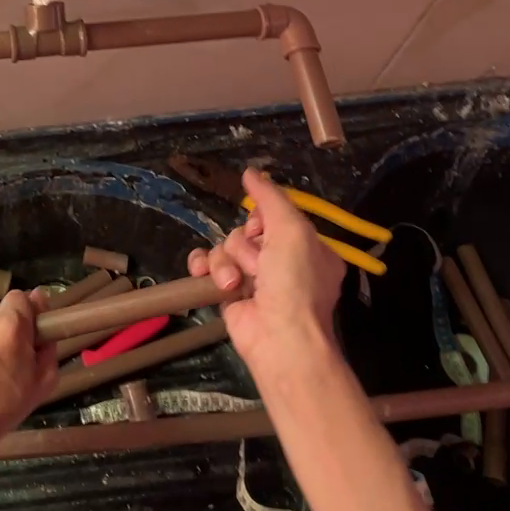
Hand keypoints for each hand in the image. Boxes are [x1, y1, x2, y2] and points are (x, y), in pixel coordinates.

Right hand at [188, 168, 348, 382]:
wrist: (279, 338)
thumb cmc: (295, 282)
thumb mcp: (292, 229)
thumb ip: (270, 197)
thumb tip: (250, 172)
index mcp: (305, 247)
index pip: (274, 217)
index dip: (261, 220)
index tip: (262, 230)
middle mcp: (282, 262)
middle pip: (245, 231)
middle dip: (244, 245)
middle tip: (257, 264)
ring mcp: (255, 279)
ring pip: (225, 248)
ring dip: (226, 262)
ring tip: (236, 283)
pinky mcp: (230, 294)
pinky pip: (208, 266)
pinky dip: (204, 267)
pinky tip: (203, 275)